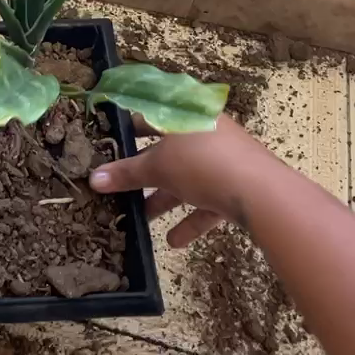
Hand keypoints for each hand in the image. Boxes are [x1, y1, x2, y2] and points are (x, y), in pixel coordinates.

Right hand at [88, 114, 284, 246]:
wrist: (263, 194)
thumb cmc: (203, 164)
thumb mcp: (157, 167)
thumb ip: (126, 174)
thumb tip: (92, 179)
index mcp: (186, 114)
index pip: (151, 113)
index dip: (128, 127)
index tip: (108, 142)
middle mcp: (206, 131)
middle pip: (168, 149)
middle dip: (144, 172)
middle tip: (120, 182)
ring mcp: (224, 159)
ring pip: (187, 177)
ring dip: (164, 198)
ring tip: (140, 219)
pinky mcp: (238, 186)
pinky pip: (208, 201)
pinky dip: (191, 218)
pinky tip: (174, 242)